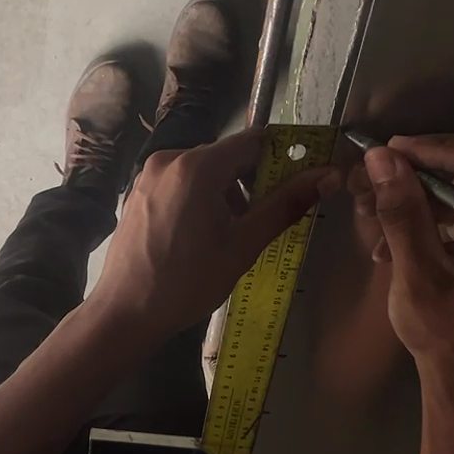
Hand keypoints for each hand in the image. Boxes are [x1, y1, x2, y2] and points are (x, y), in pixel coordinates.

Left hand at [88, 128, 338, 340]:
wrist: (124, 312)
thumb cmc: (187, 282)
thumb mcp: (243, 245)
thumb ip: (285, 205)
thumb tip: (328, 175)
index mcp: (196, 166)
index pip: (254, 142)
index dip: (282, 159)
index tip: (297, 184)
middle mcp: (168, 159)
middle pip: (226, 157)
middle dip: (250, 183)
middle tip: (258, 223)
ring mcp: (147, 176)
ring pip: (202, 172)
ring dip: (224, 194)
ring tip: (227, 236)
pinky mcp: (136, 193)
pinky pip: (178, 184)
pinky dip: (197, 200)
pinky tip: (197, 237)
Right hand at [348, 131, 453, 374]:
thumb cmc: (447, 332)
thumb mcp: (418, 273)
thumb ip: (403, 213)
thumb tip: (380, 159)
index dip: (441, 148)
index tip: (391, 153)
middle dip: (425, 162)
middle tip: (376, 170)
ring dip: (418, 184)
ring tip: (373, 198)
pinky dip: (425, 204)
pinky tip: (391, 226)